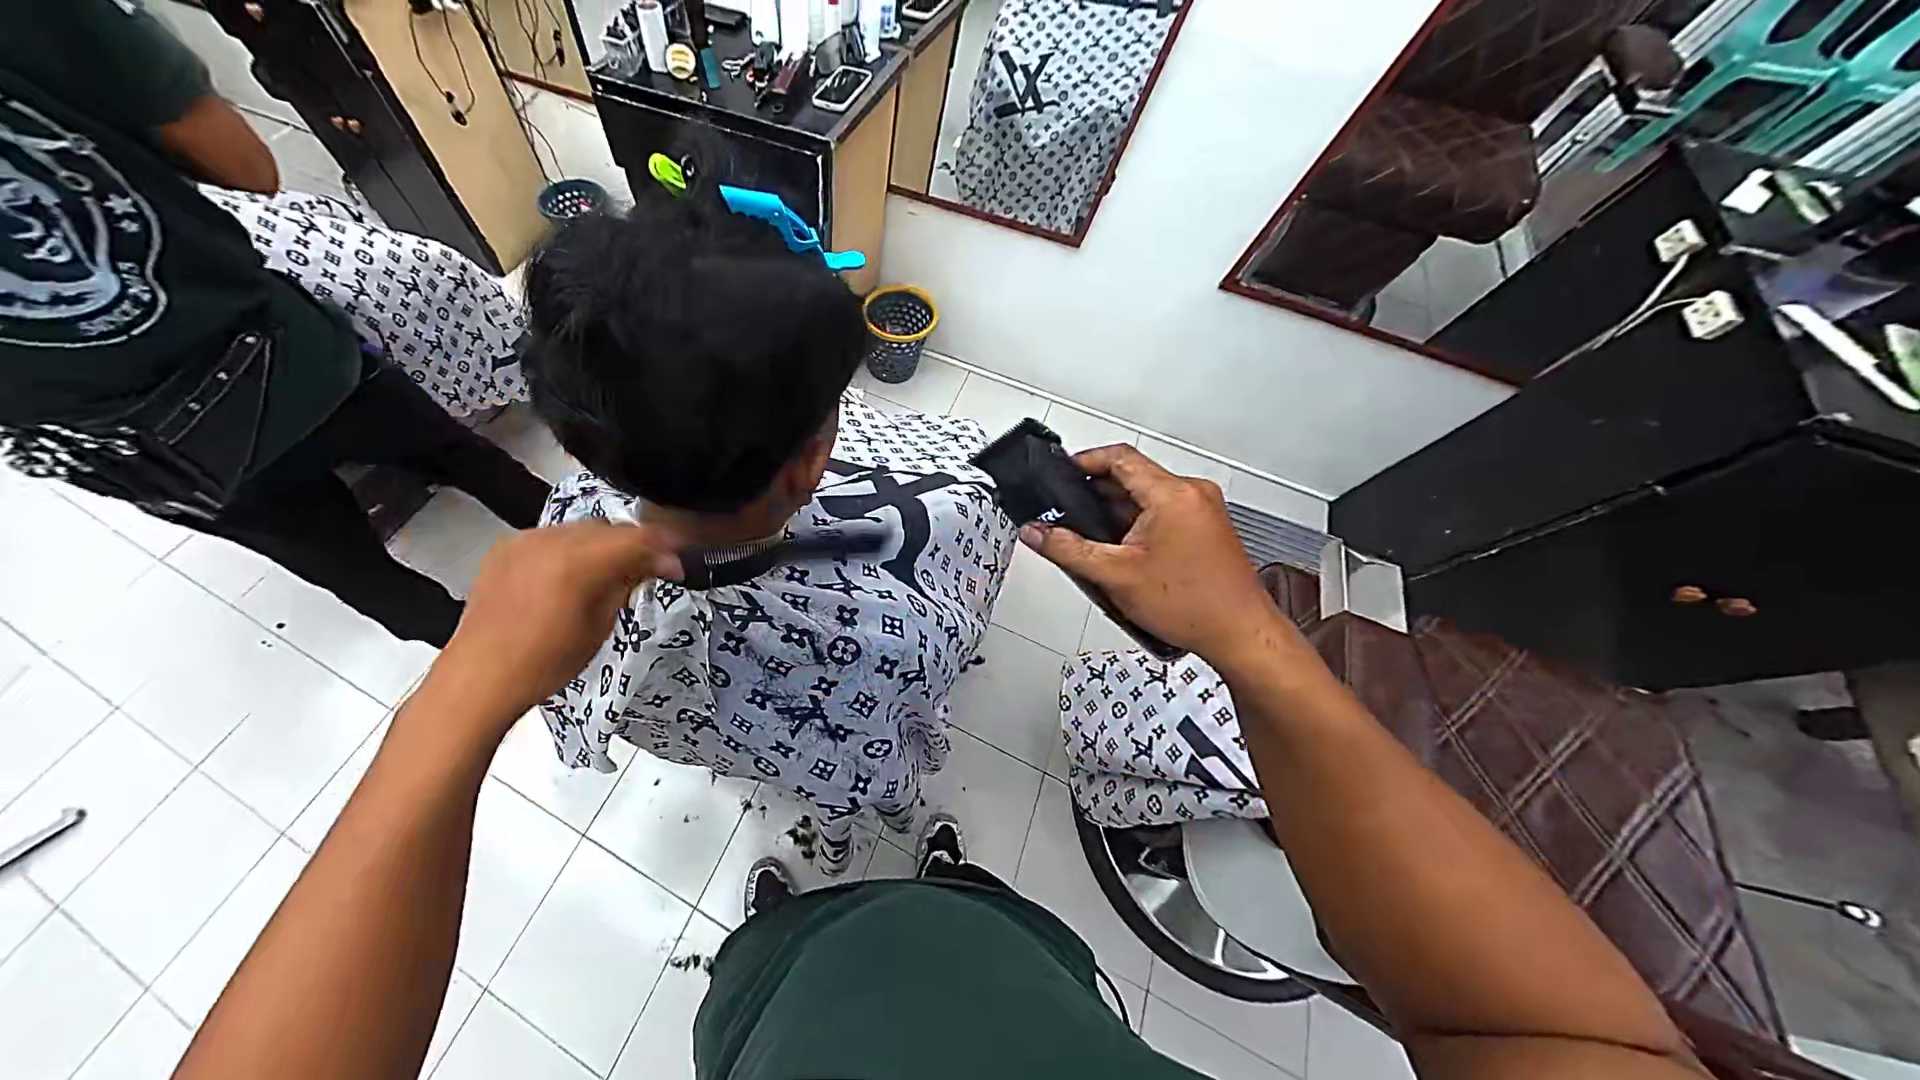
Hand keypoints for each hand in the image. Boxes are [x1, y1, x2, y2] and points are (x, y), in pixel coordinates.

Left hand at [421, 522, 683, 733]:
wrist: (481, 677)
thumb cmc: (543, 662)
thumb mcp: (601, 624)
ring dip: (604, 546)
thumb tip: (653, 564)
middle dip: (634, 546)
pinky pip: (553, 537)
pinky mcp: (507, 549)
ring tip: (611, 575)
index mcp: (577, 562)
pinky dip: (573, 550)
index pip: (637, 538)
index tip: (675, 564)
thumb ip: (627, 583)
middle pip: (611, 529)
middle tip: (649, 571)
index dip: (665, 548)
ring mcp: (524, 542)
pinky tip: (576, 574)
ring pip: (583, 530)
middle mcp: (548, 542)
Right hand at [1020, 445, 1287, 664]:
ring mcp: (1203, 509)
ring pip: (1145, 497)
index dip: (1084, 461)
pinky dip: (1138, 526)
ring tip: (1099, 545)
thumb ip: (1066, 549)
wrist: (1239, 633)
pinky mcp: (1206, 526)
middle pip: (1131, 477)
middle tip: (1072, 517)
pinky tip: (1125, 556)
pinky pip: (1163, 512)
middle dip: (1096, 496)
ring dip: (1117, 514)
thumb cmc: (1197, 607)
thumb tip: (1038, 532)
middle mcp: (1193, 493)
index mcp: (1173, 494)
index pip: (1118, 456)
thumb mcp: (1115, 576)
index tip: (1064, 473)